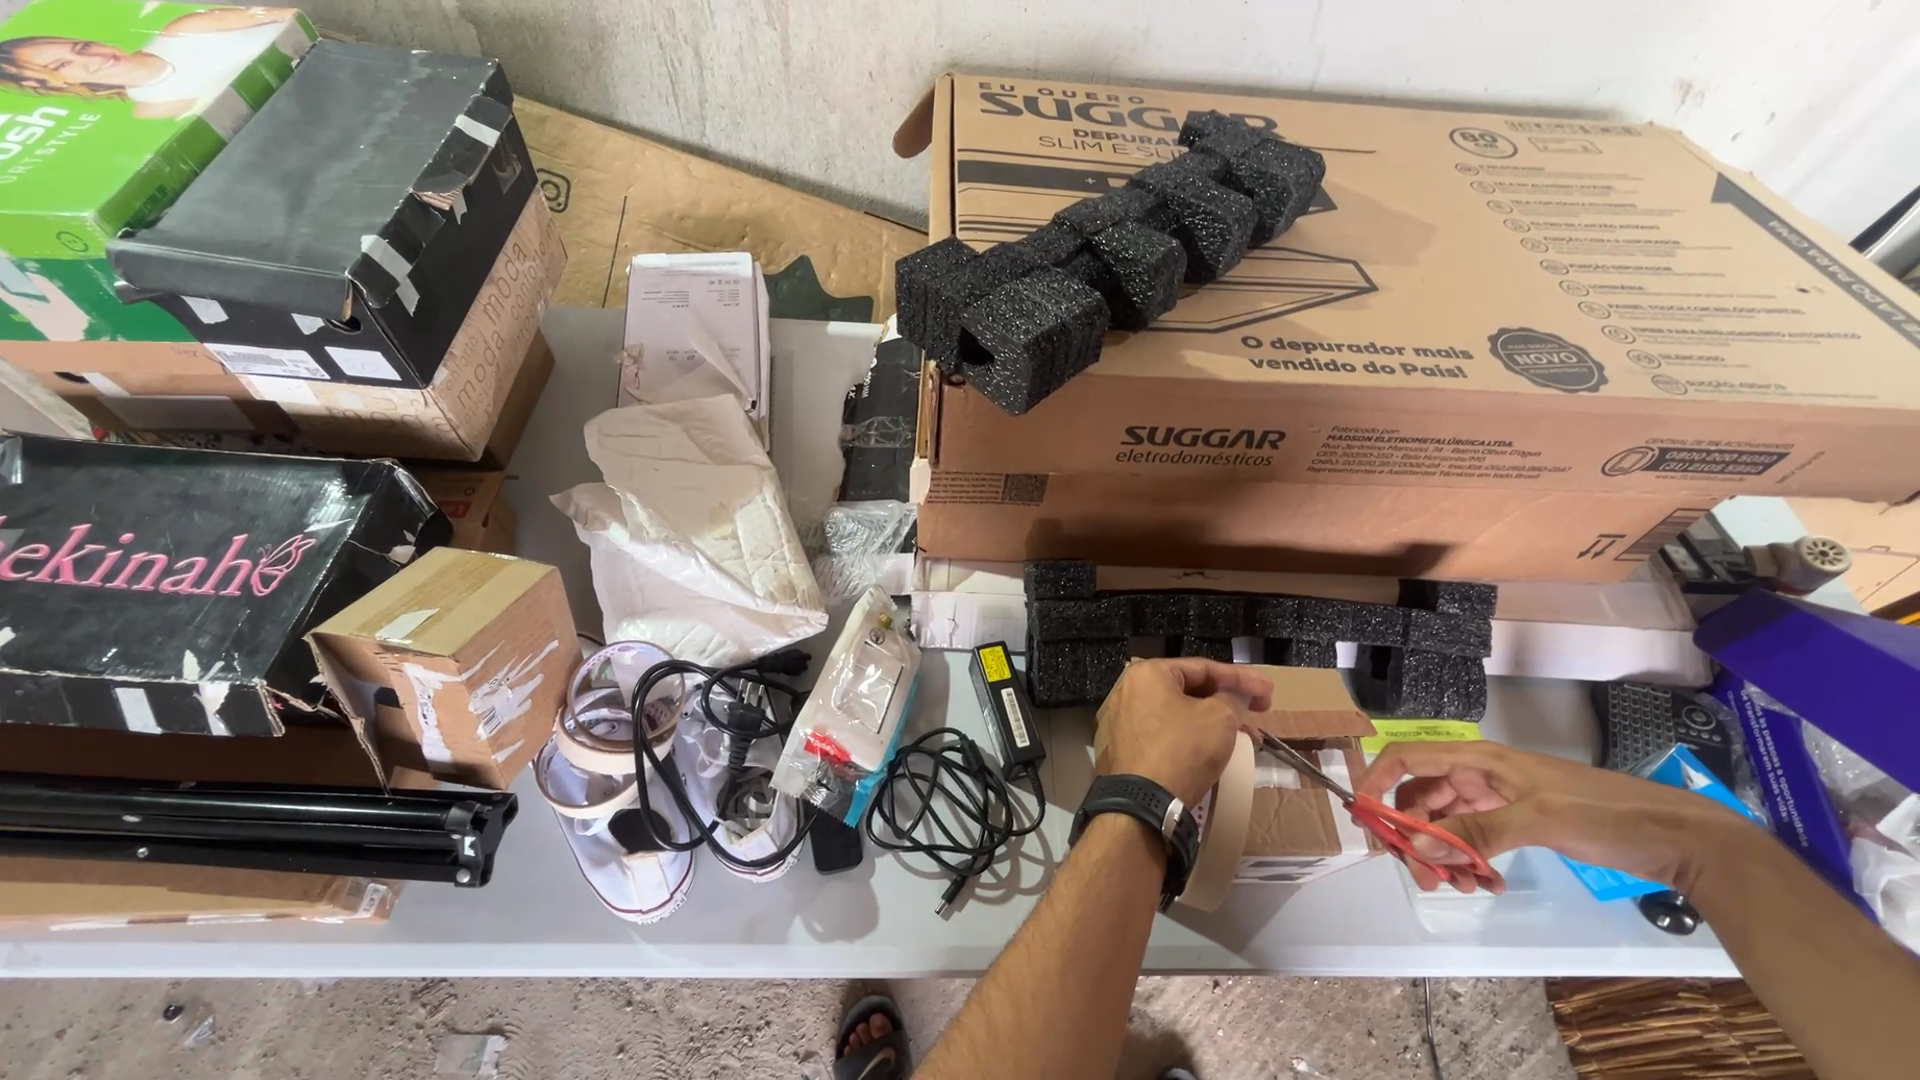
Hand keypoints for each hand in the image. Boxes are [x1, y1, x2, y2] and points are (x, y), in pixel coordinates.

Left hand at [1094, 658, 1272, 806]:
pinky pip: (1165, 733)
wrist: (1144, 803)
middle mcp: (1128, 691)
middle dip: (1228, 701)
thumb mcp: (1220, 718)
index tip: (1269, 690)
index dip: (1241, 677)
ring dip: (1214, 721)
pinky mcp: (1124, 748)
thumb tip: (1234, 696)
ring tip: (1247, 736)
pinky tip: (1216, 748)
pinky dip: (1191, 736)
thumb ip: (1233, 698)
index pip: (1202, 668)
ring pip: (1178, 713)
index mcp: (1147, 673)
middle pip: (1189, 690)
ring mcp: (1122, 721)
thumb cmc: (1183, 749)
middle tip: (1259, 711)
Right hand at [1356, 741, 1760, 892]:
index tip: (1365, 818)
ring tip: (1462, 886)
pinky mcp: (1514, 821)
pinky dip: (1469, 861)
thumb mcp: (1538, 820)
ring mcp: (1496, 799)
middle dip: (1414, 835)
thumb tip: (1420, 849)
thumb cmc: (1604, 814)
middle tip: (1422, 875)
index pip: (1407, 758)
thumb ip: (1475, 833)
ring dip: (1443, 854)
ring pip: (1445, 824)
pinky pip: (1472, 839)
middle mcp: (1477, 775)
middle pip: (1421, 798)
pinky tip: (1486, 883)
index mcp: (1477, 759)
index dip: (1377, 781)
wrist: (1679, 837)